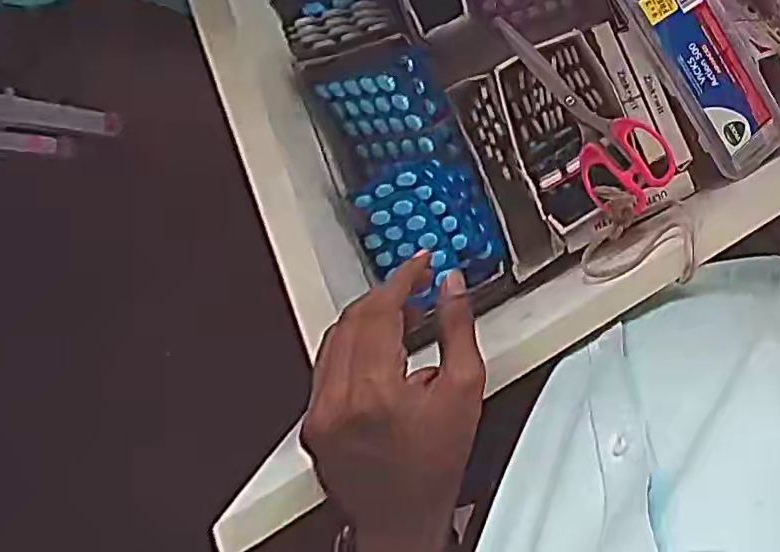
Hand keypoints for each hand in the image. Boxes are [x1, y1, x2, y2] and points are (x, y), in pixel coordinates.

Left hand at [301, 255, 483, 551]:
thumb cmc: (436, 462)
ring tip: (408, 309)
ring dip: (372, 314)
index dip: (403, 278)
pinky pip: (330, 362)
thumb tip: (452, 286)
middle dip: (389, 291)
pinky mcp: (314, 422)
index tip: (422, 262)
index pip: (379, 312)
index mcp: (373, 392)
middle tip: (420, 281)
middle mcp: (335, 402)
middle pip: (353, 319)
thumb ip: (458, 327)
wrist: (403, 517)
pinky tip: (386, 339)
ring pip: (337, 338)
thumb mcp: (466, 385)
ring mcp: (319, 414)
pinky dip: (358, 339)